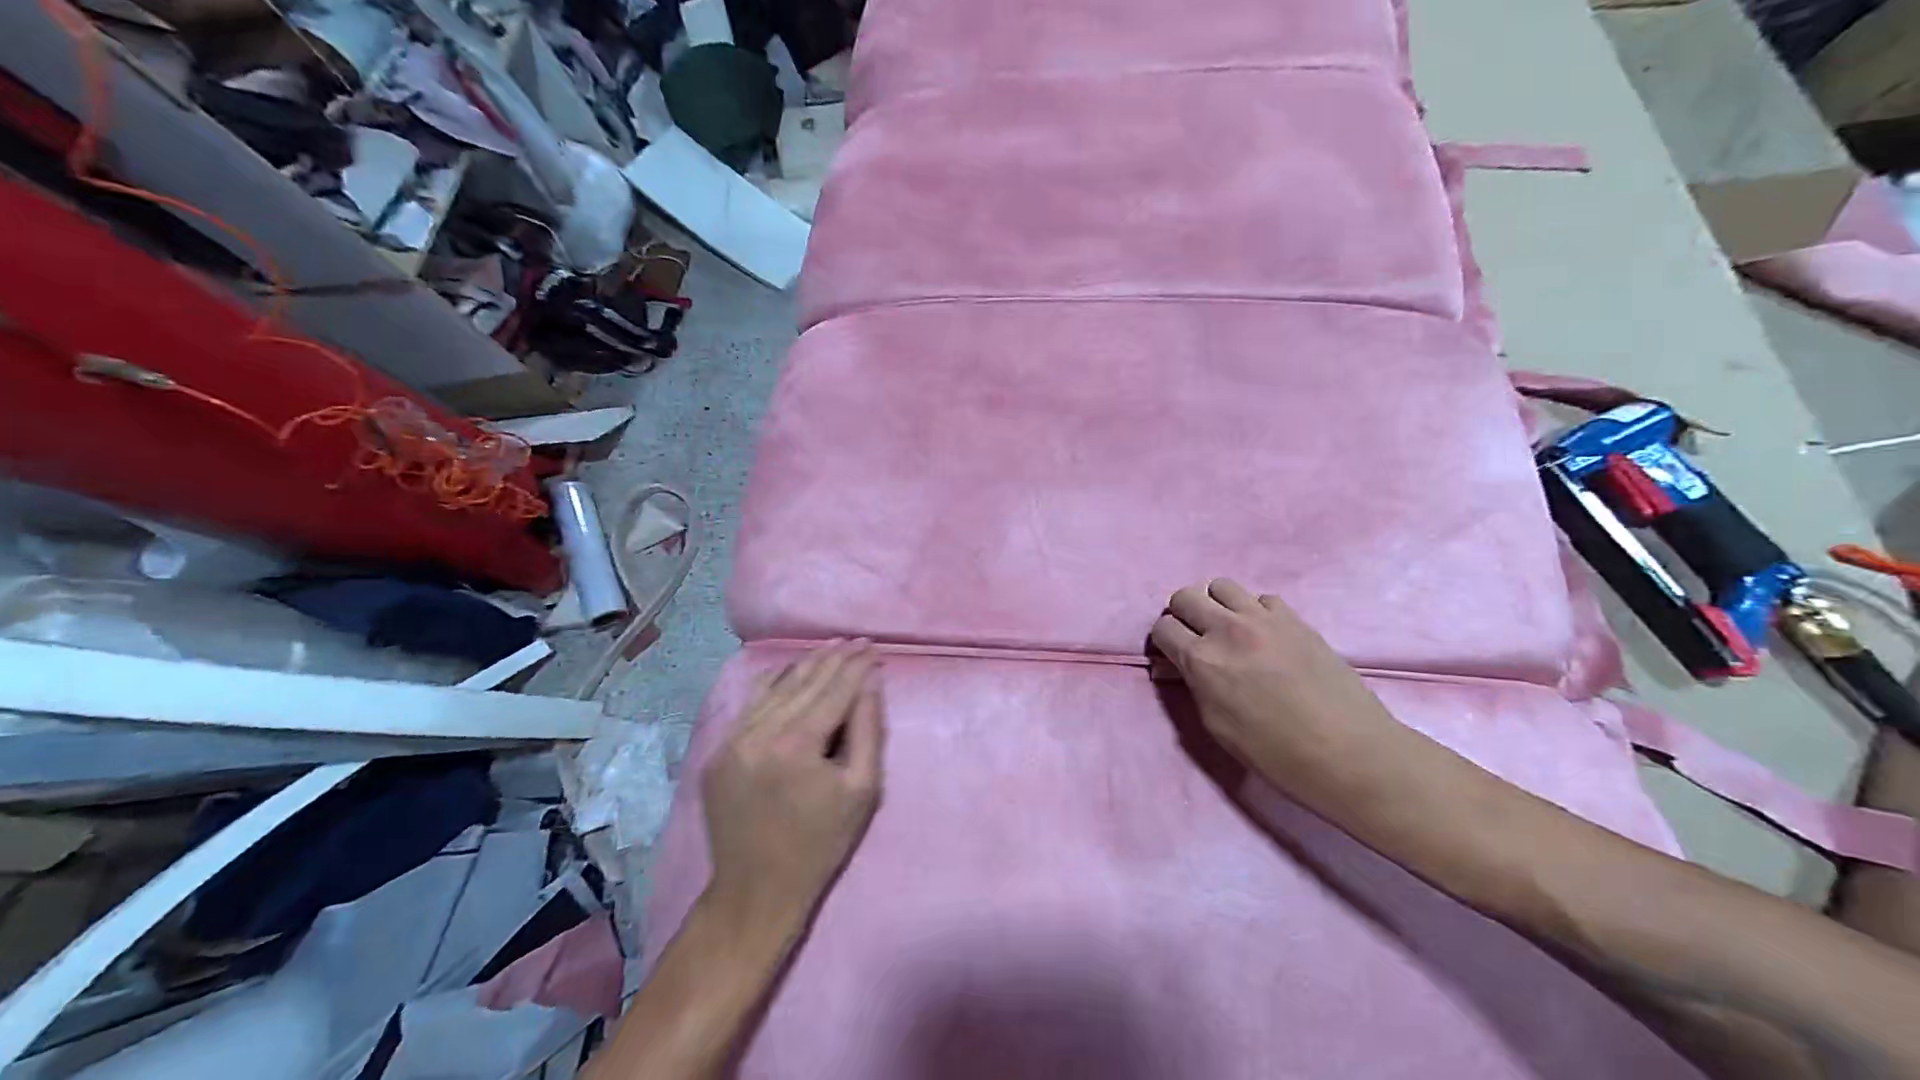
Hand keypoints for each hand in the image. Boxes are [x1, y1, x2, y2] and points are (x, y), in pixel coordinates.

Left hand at [701, 641, 886, 938]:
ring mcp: (732, 740)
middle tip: (855, 641)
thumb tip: (869, 681)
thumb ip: (867, 729)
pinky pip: (750, 706)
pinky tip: (790, 671)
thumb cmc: (821, 843)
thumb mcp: (862, 790)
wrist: (757, 890)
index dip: (855, 666)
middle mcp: (758, 731)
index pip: (834, 689)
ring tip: (829, 648)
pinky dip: (773, 685)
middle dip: (833, 659)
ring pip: (774, 688)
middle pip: (804, 681)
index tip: (871, 647)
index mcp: (796, 743)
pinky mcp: (718, 751)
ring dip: (804, 666)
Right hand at [1150, 579, 1398, 784]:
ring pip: (1222, 586)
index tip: (1174, 654)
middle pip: (1186, 596)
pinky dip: (1256, 612)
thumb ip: (1196, 684)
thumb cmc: (1274, 753)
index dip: (1164, 641)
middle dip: (1183, 614)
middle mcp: (1227, 629)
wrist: (1347, 752)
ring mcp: (1264, 619)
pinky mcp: (1296, 619)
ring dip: (1218, 605)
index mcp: (1201, 660)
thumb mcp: (1216, 725)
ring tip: (1229, 630)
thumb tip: (1190, 665)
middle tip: (1196, 637)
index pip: (1163, 627)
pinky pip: (1263, 598)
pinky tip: (1267, 637)